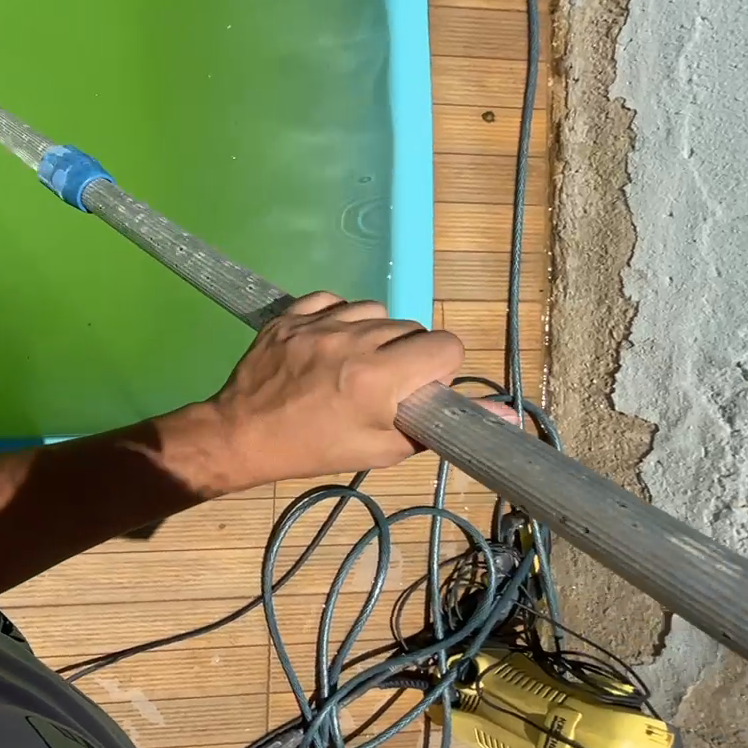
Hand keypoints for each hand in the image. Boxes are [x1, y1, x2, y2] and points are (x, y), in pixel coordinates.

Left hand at [205, 292, 464, 486]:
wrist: (241, 435)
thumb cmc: (313, 448)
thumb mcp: (383, 447)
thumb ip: (441, 424)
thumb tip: (505, 411)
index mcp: (379, 375)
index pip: (445, 345)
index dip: (439, 368)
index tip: (417, 387)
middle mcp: (350, 341)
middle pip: (409, 327)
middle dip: (406, 352)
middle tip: (381, 381)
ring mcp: (313, 326)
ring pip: (371, 309)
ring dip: (372, 331)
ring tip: (353, 360)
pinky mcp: (284, 319)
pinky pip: (328, 299)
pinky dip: (336, 315)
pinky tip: (328, 339)